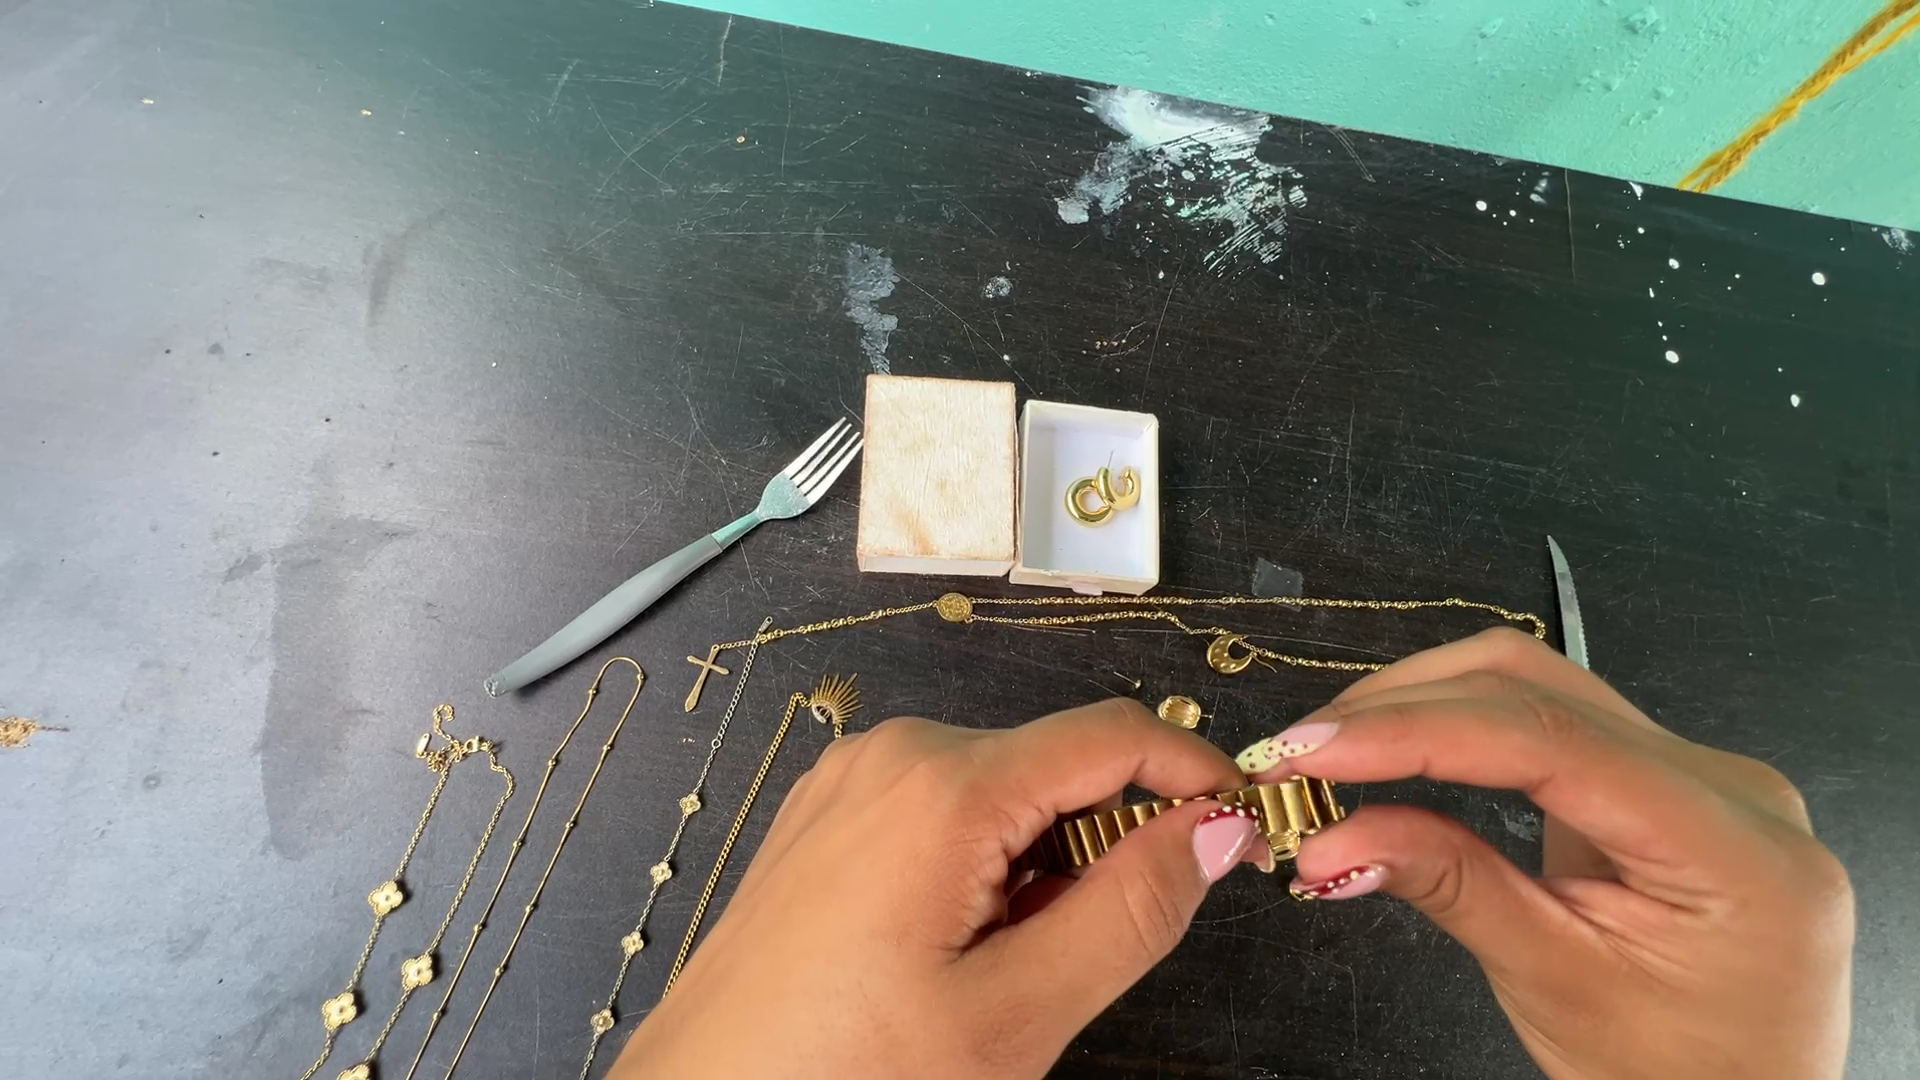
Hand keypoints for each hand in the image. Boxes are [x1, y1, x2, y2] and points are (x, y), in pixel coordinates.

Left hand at [613, 699, 1264, 1078]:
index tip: (1237, 825)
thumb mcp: (1013, 1014)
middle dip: (1095, 840)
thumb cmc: (854, 1072)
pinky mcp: (833, 798)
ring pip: (998, 785)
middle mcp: (900, 747)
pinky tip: (943, 931)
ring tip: (996, 956)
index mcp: (947, 779)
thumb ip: (1129, 910)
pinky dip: (979, 851)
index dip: (1189, 770)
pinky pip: (940, 799)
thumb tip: (1217, 827)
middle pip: (1050, 765)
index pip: (1110, 734)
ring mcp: (858, 767)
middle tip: (1076, 946)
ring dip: (1035, 855)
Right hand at [1235, 628, 1853, 1079]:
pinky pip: (1519, 703)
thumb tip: (1320, 842)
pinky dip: (1434, 712)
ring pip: (1513, 674)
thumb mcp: (1553, 983)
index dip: (1408, 732)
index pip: (1541, 740)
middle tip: (1291, 751)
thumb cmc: (1666, 1066)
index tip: (1302, 752)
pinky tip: (1384, 737)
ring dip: (1403, 697)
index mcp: (1728, 845)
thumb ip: (1444, 886)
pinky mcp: (1632, 761)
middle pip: (1521, 682)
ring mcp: (1676, 758)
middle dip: (1389, 706)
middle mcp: (1712, 773)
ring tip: (1324, 744)